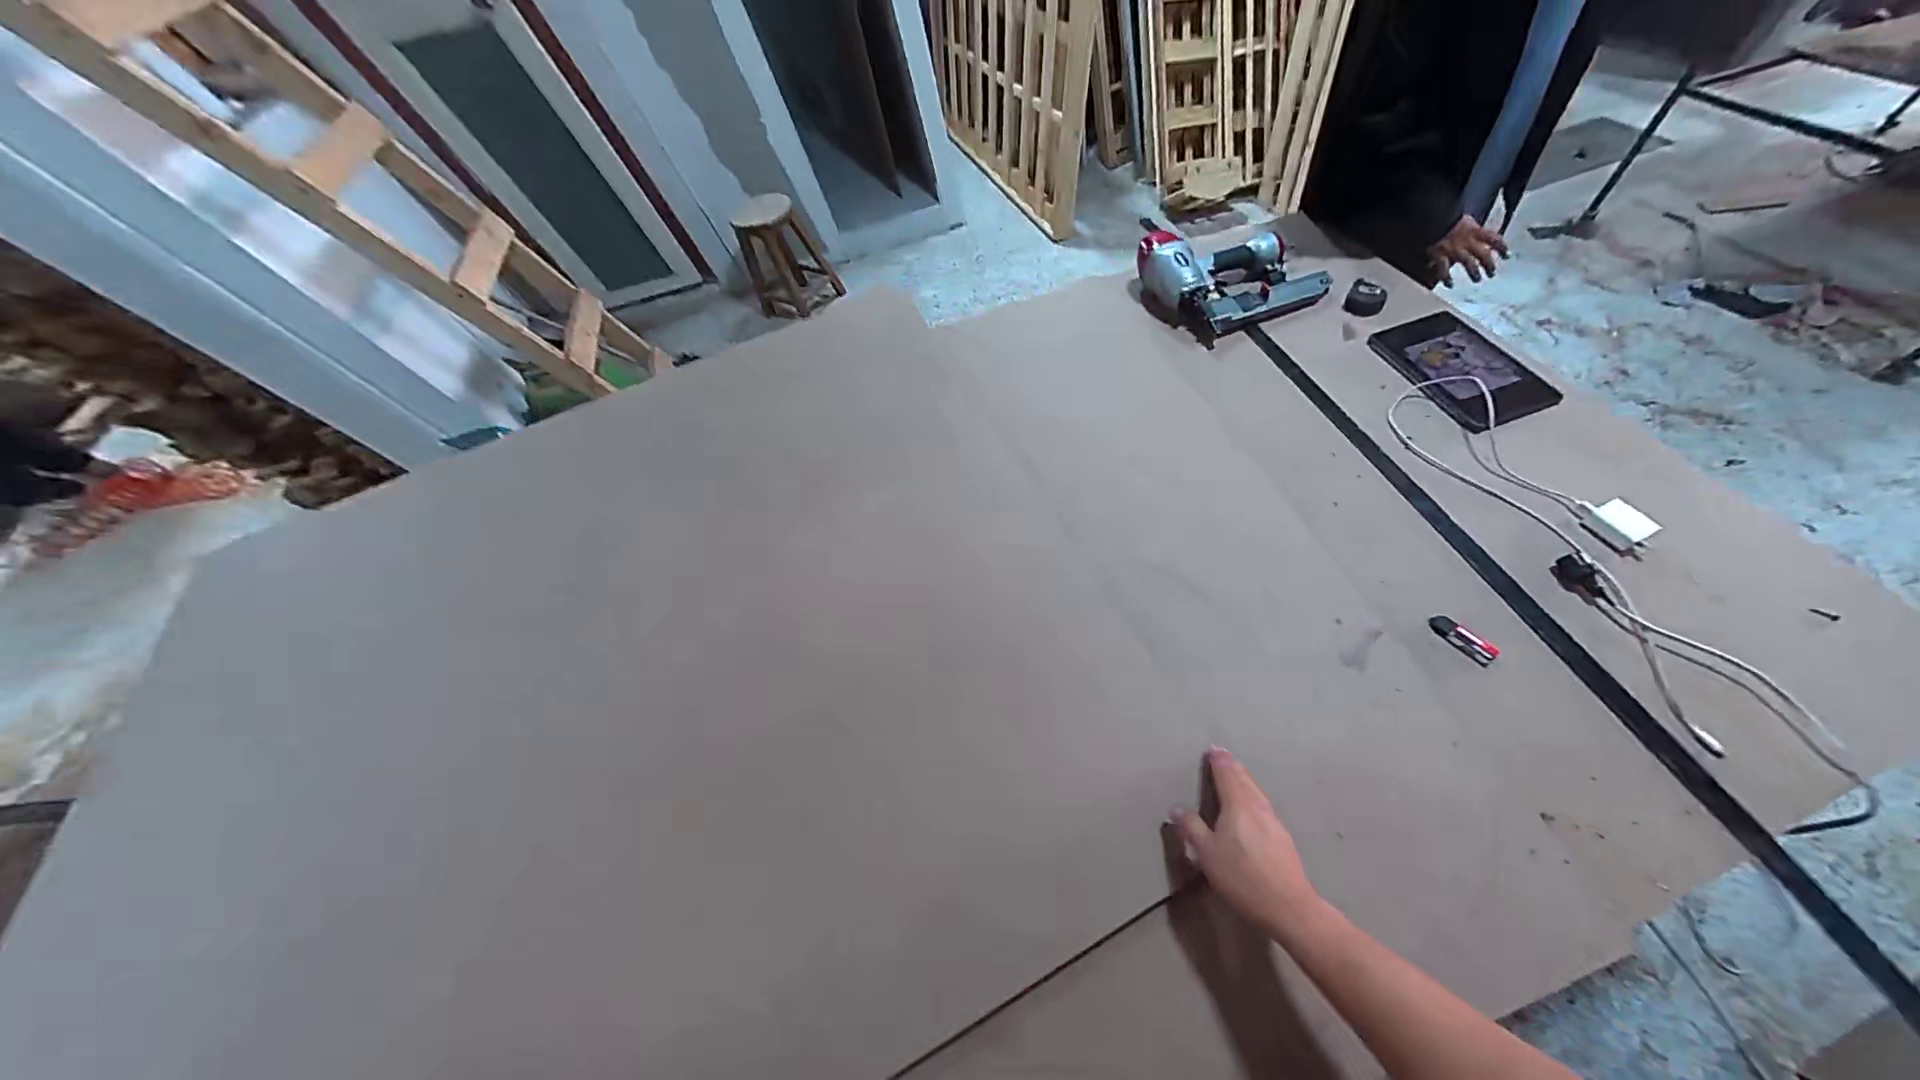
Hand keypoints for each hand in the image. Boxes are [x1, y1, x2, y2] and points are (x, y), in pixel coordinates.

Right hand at [1171, 747, 1318, 936]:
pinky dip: (1252, 794)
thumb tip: (1177, 808)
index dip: (1219, 760)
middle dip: (1232, 766)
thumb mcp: (1207, 854)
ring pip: (1256, 790)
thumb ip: (1191, 828)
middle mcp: (1258, 806)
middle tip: (1222, 756)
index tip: (1213, 749)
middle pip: (1244, 779)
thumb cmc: (1242, 877)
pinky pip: (1263, 803)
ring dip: (1244, 779)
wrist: (1289, 907)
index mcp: (1238, 805)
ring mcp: (1273, 821)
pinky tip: (1251, 805)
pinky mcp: (1282, 836)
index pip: (1227, 774)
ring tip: (1235, 775)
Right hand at [1428, 215, 1508, 285]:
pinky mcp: (1440, 256)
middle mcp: (1468, 241)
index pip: (1493, 239)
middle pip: (1483, 254)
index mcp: (1474, 230)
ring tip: (1477, 279)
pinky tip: (1449, 283)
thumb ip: (1468, 225)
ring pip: (1468, 263)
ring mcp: (1454, 250)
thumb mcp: (1463, 217)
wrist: (1432, 219)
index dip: (1501, 248)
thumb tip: (1472, 227)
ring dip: (1474, 272)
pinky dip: (1447, 278)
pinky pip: (1444, 270)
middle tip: (1492, 273)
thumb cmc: (1446, 216)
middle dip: (1489, 264)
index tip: (1507, 256)